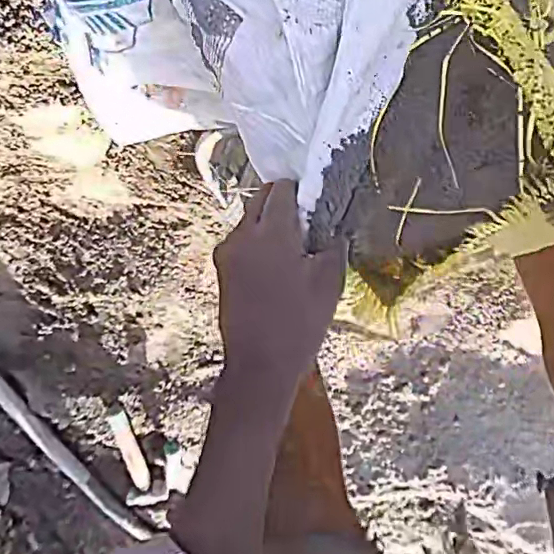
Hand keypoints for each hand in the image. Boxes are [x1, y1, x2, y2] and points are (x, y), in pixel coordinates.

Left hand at [212, 181, 346, 393]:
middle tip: (304, 223)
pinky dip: (256, 244)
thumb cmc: (300, 321)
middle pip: (260, 200)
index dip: (300, 190)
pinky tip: (275, 268)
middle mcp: (242, 234)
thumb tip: (332, 228)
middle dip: (280, 202)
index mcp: (270, 231)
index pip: (281, 189)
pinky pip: (241, 243)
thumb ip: (332, 244)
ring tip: (291, 250)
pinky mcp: (221, 270)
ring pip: (248, 221)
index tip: (314, 202)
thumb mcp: (329, 281)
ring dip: (267, 224)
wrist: (260, 364)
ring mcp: (227, 252)